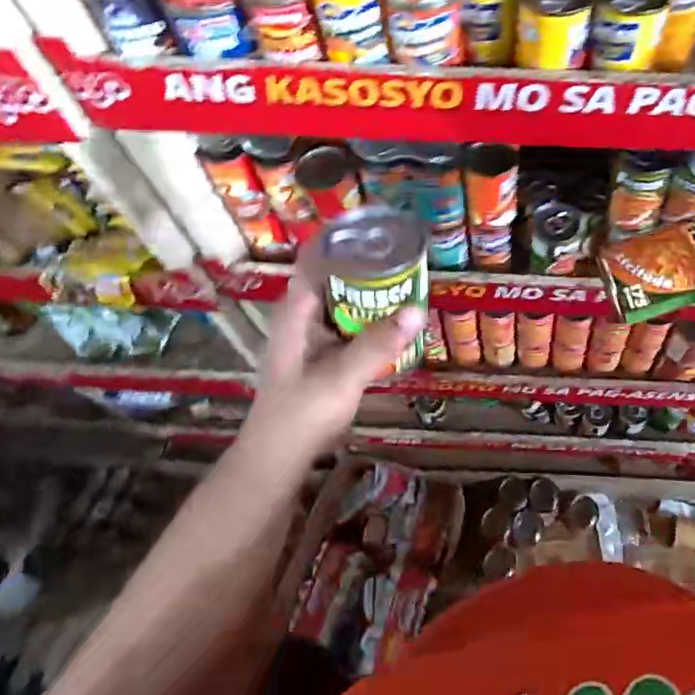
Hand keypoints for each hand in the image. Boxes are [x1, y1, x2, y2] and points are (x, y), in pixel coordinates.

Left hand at [245, 256, 423, 460]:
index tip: (378, 231)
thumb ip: (378, 344)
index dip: (345, 241)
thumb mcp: (341, 377)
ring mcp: (312, 338)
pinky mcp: (324, 357)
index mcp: (297, 311)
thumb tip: (418, 308)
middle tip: (408, 257)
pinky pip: (351, 326)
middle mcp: (303, 317)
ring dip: (373, 294)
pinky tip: (397, 322)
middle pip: (336, 278)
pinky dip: (372, 320)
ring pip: (345, 303)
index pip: (317, 258)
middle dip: (369, 267)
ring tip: (410, 281)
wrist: (275, 464)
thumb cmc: (299, 415)